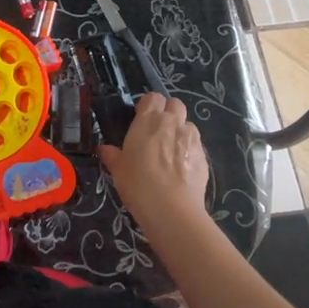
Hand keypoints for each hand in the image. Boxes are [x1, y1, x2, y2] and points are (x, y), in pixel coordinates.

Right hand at [100, 92, 209, 233]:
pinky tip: (183, 169)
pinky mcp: (204, 157)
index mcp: (149, 120)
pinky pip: (197, 146)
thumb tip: (104, 149)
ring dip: (181, 132)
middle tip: (159, 131)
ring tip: (172, 151)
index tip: (142, 118)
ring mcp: (191, 139)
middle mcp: (172, 123)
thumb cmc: (138, 184)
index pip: (153, 97)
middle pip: (175, 104)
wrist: (172, 210)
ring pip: (189, 125)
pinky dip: (190, 152)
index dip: (148, 105)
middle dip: (169, 112)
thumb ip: (112, 155)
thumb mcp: (118, 170)